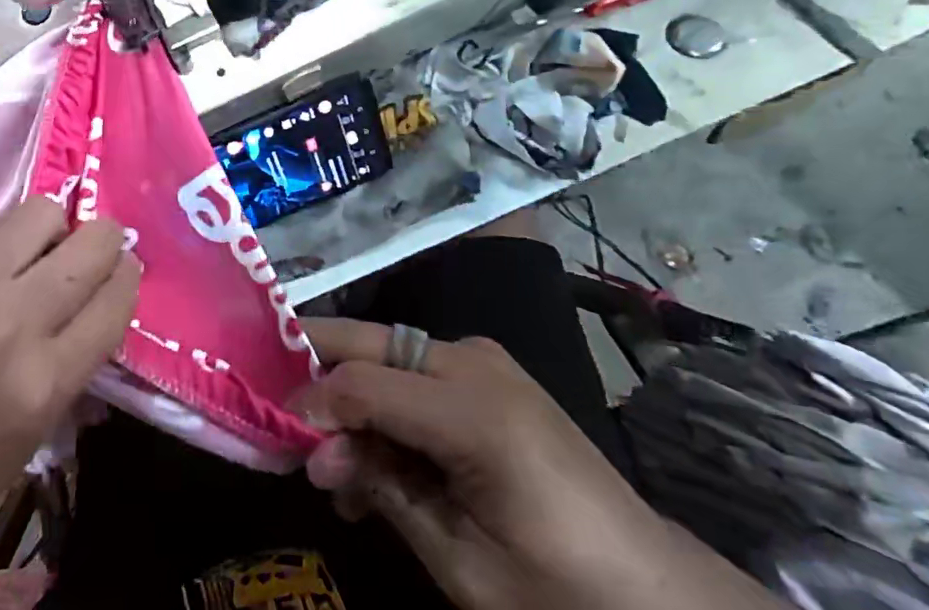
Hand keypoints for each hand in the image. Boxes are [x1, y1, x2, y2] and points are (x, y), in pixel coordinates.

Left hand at [0, 192, 140, 609]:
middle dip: (100, 241)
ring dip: (44, 230)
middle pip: (92, 243)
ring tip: (21, 250)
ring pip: (38, 212)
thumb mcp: (28, 441)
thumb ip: (71, 365)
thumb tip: (97, 297)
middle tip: (82, 251)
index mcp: (43, 383)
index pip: (118, 297)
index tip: (119, 270)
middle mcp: (7, 325)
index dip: (127, 275)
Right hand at [297, 319, 782, 609]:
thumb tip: (316, 454)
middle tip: (282, 421)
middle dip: (317, 372)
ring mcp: (483, 361)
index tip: (276, 437)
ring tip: (335, 469)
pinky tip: (376, 462)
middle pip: (369, 342)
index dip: (310, 403)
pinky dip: (383, 403)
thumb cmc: (558, 588)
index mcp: (475, 410)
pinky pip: (414, 372)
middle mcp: (474, 362)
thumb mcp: (460, 558)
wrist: (652, 588)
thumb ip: (383, 487)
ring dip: (349, 395)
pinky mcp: (488, 374)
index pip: (362, 380)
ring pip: (385, 353)